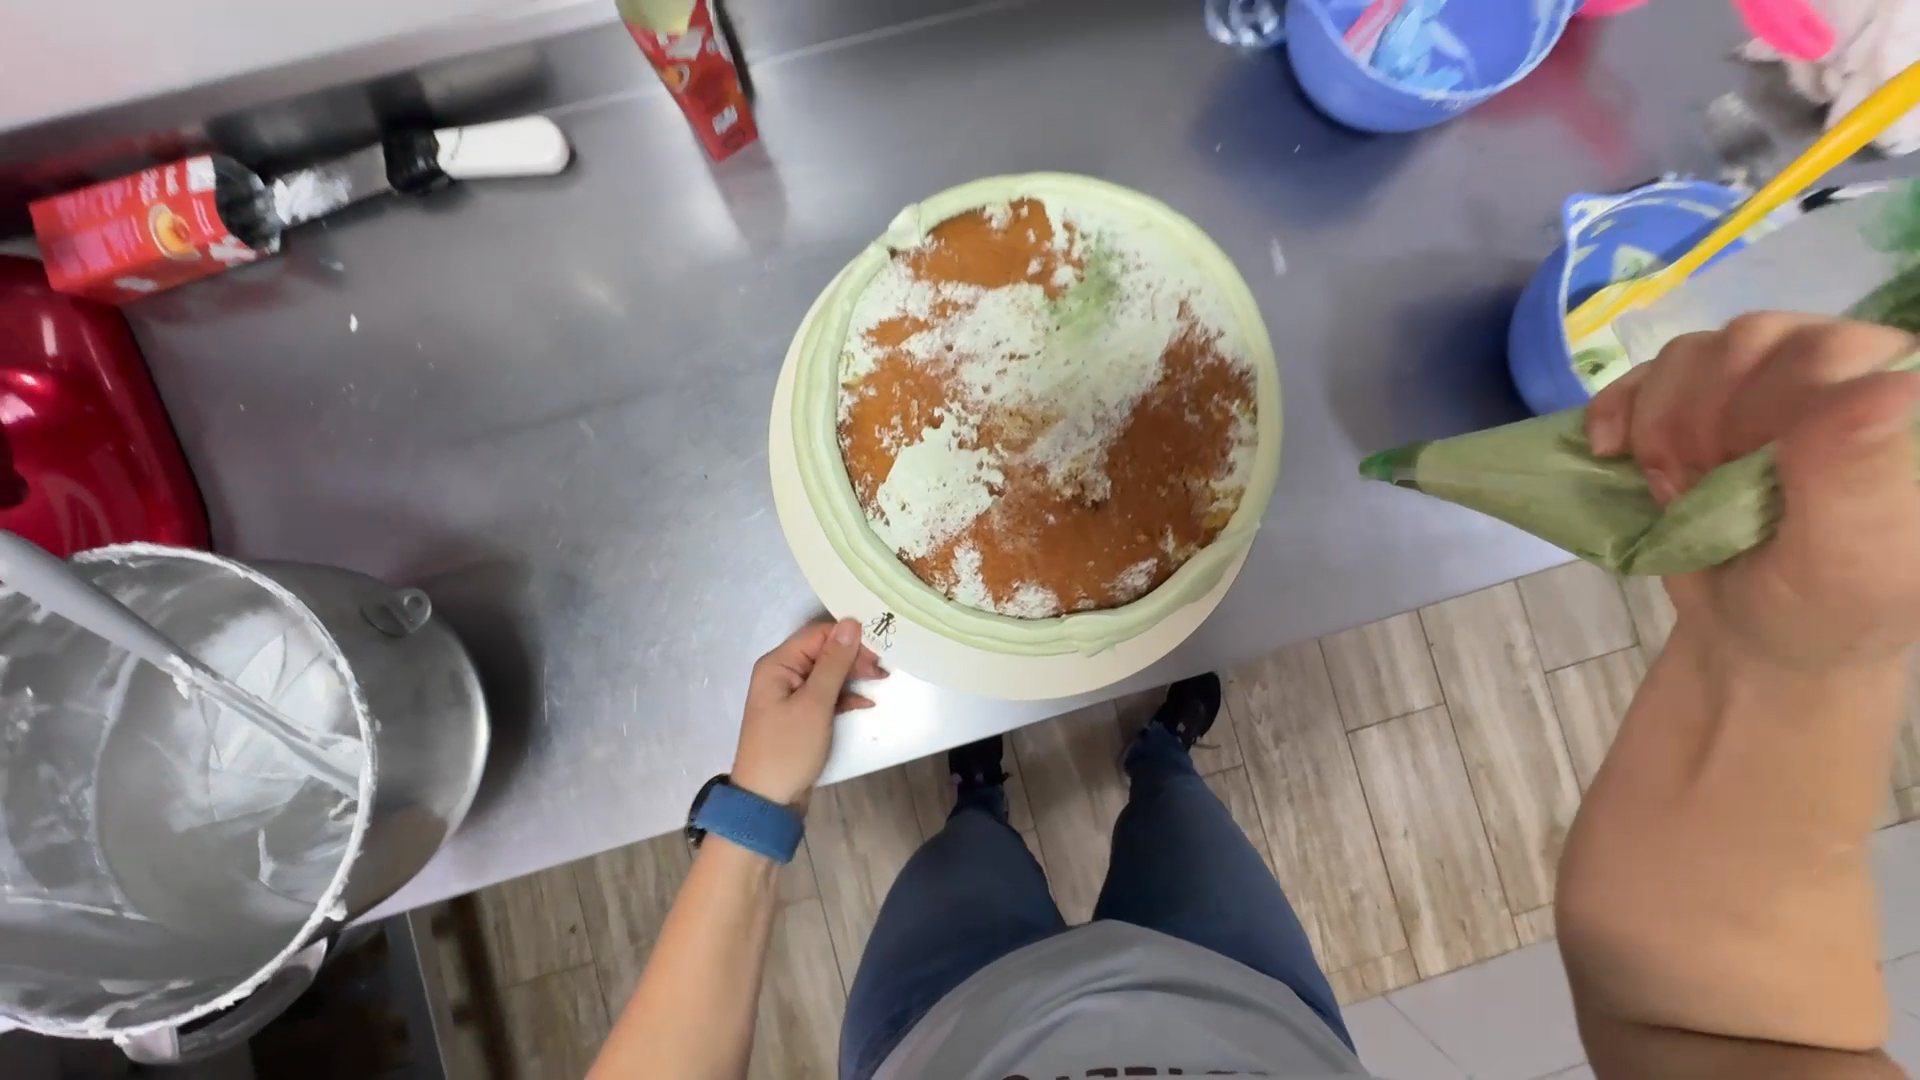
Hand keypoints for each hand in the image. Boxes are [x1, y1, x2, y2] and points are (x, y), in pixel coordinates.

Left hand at [731, 618, 887, 806]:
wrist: (767, 803)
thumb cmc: (789, 749)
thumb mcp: (815, 703)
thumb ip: (834, 663)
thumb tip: (851, 622)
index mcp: (778, 664)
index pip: (818, 635)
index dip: (849, 638)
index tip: (878, 652)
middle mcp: (781, 673)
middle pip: (823, 651)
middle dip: (853, 657)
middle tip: (882, 671)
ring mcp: (790, 694)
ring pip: (827, 672)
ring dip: (852, 675)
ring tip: (880, 681)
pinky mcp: (799, 714)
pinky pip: (826, 693)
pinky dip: (845, 695)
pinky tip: (864, 702)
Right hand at [1586, 313, 1919, 670]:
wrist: (1754, 633)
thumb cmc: (1821, 609)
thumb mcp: (1851, 562)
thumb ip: (1858, 478)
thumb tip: (1885, 385)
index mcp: (1908, 408)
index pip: (1833, 352)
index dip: (1765, 409)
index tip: (1743, 476)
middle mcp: (1849, 379)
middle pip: (1752, 343)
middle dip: (1703, 423)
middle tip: (1704, 487)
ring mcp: (1766, 389)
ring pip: (1692, 354)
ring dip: (1659, 425)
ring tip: (1677, 483)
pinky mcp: (1697, 405)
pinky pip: (1641, 375)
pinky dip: (1613, 412)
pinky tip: (1614, 451)